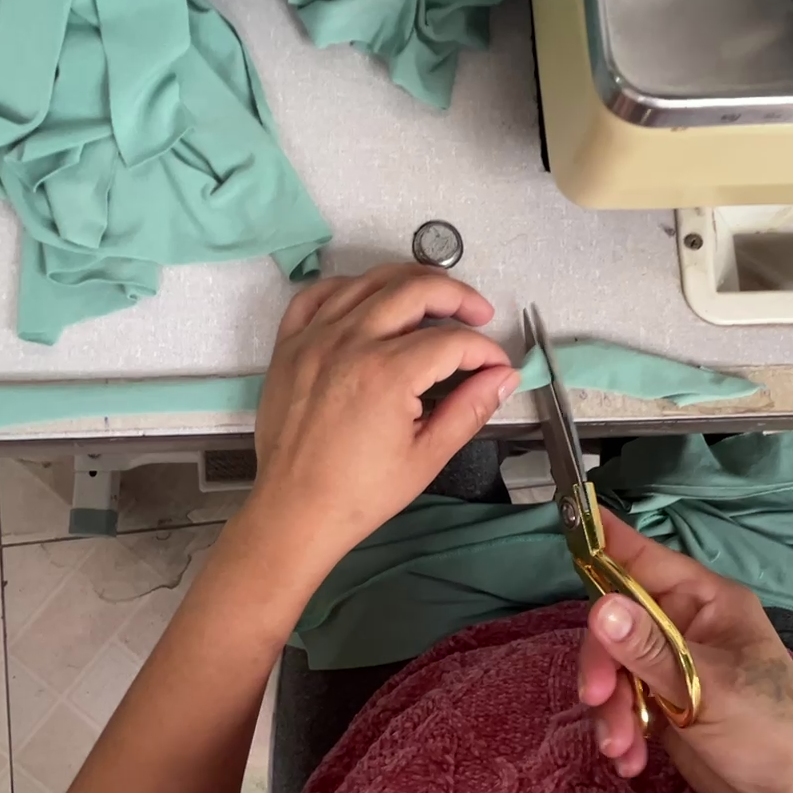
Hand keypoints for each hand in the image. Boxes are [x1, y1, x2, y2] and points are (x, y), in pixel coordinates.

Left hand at [250, 263, 518, 572]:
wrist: (296, 511)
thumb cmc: (358, 494)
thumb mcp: (427, 456)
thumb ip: (470, 409)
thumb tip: (503, 378)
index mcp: (386, 374)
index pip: (452, 341)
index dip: (484, 350)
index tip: (496, 365)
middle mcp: (349, 343)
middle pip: (415, 290)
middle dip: (458, 296)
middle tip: (477, 314)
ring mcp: (314, 339)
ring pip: (369, 281)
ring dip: (409, 283)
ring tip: (433, 301)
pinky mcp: (289, 346)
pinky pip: (318, 294)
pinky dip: (350, 287)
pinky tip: (369, 300)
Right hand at [577, 510, 792, 792]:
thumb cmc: (772, 729)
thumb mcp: (710, 687)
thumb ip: (650, 649)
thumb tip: (599, 607)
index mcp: (705, 601)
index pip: (645, 559)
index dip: (606, 541)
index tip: (566, 524)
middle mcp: (682, 623)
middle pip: (614, 622)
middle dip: (604, 665)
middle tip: (598, 698)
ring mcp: (668, 662)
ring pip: (612, 666)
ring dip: (610, 709)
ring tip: (621, 748)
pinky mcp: (659, 700)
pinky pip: (620, 701)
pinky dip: (620, 729)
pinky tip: (632, 759)